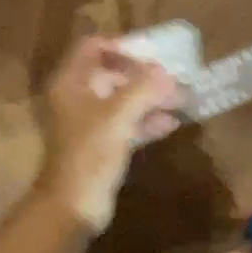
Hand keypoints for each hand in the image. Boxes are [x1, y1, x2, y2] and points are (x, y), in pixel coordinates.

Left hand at [36, 36, 181, 233]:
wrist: (74, 205)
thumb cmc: (90, 152)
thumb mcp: (118, 115)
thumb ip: (143, 88)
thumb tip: (166, 72)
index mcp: (71, 83)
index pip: (93, 47)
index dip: (121, 47)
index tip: (150, 56)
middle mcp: (76, 97)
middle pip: (110, 73)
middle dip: (143, 75)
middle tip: (172, 79)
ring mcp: (88, 123)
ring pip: (121, 100)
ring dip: (149, 98)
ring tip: (181, 98)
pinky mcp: (100, 145)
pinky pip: (125, 124)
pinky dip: (146, 121)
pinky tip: (172, 123)